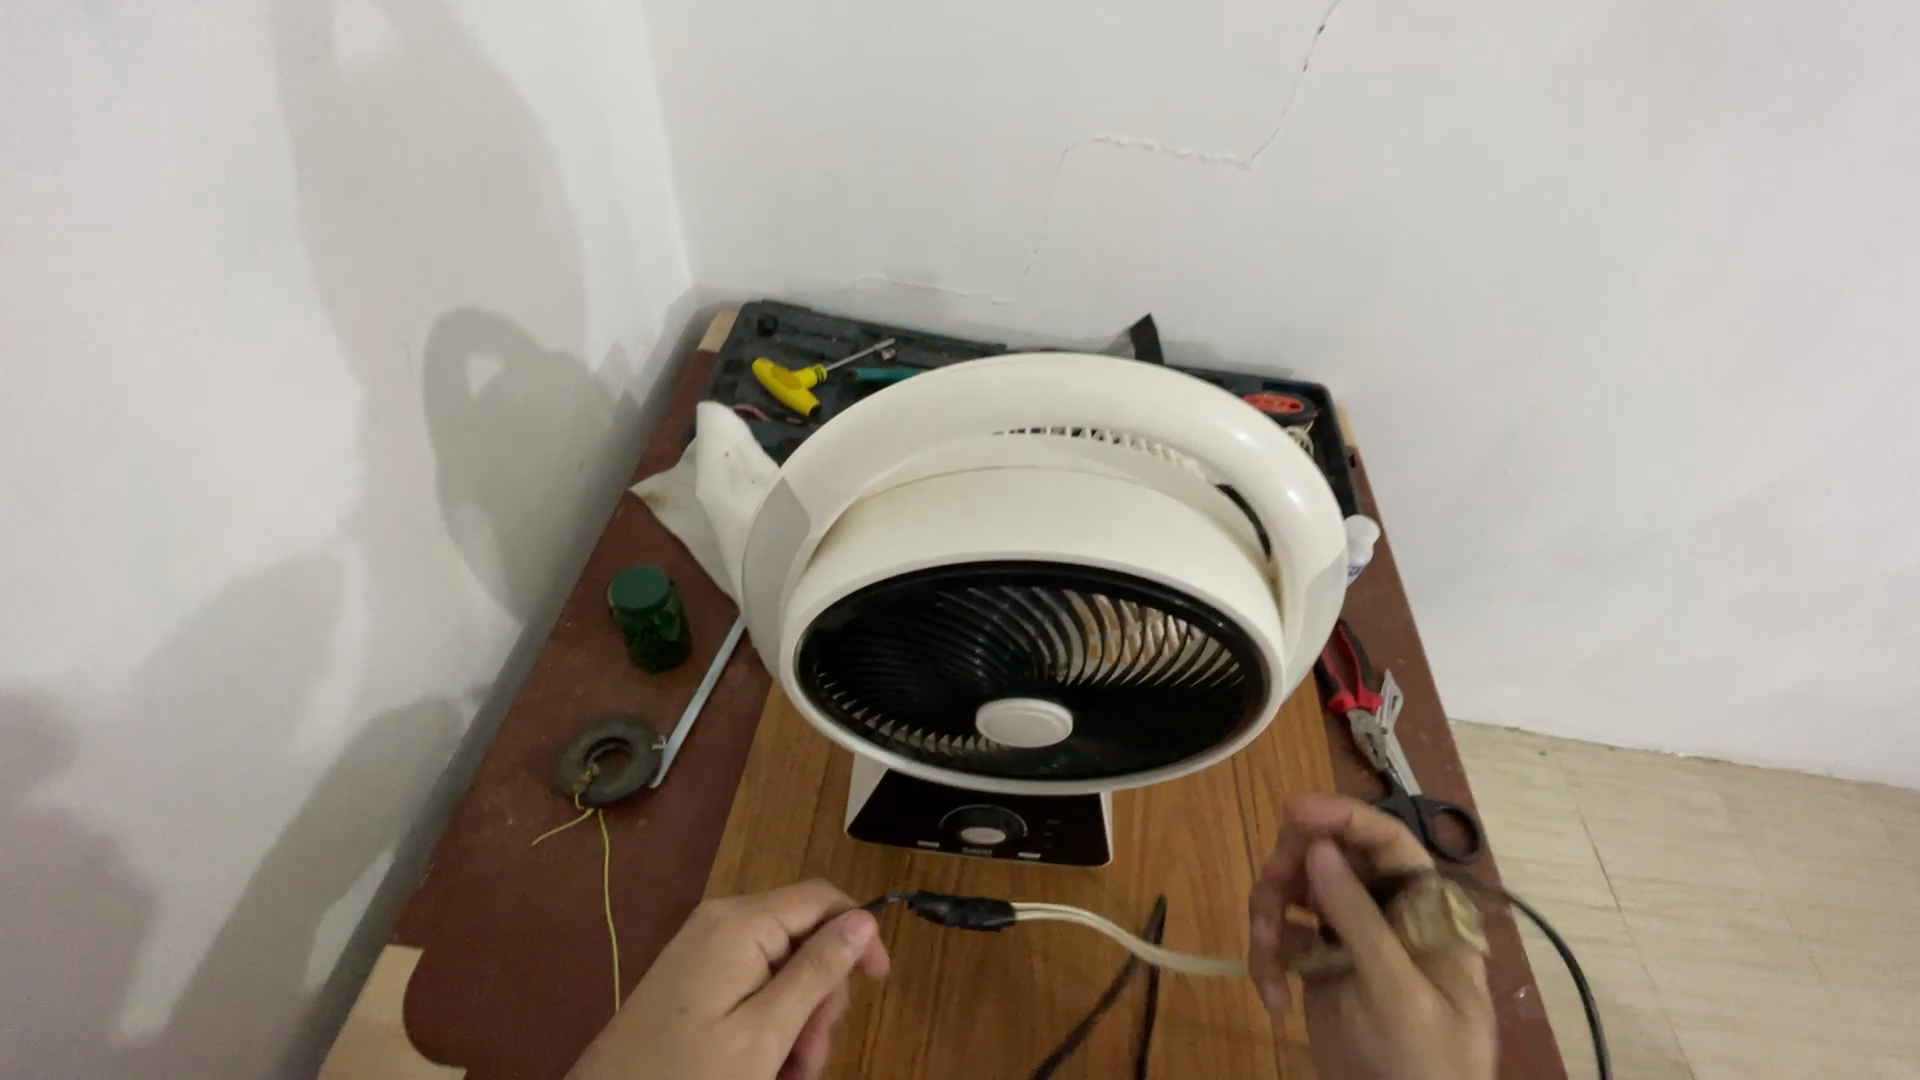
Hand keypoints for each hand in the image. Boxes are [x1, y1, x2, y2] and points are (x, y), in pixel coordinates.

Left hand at [568, 880, 890, 1079]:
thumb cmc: (687, 1079)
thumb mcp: (765, 1033)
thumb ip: (817, 971)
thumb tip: (865, 918)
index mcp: (742, 921)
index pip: (823, 898)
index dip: (859, 933)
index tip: (879, 983)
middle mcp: (724, 920)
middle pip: (803, 936)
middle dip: (819, 995)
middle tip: (813, 1055)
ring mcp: (705, 948)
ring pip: (782, 966)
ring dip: (796, 1018)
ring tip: (787, 1073)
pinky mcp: (694, 976)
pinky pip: (752, 982)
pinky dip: (768, 1020)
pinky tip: (764, 1067)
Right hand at [1248, 795, 1494, 1079]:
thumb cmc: (1423, 1066)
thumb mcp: (1397, 992)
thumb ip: (1358, 917)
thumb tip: (1317, 846)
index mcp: (1424, 913)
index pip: (1387, 842)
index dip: (1343, 816)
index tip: (1292, 811)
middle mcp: (1384, 913)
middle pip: (1328, 855)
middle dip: (1291, 868)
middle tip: (1272, 886)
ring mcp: (1347, 938)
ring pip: (1293, 890)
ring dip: (1268, 916)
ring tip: (1265, 954)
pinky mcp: (1315, 964)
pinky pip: (1279, 935)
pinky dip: (1266, 959)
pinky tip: (1274, 998)